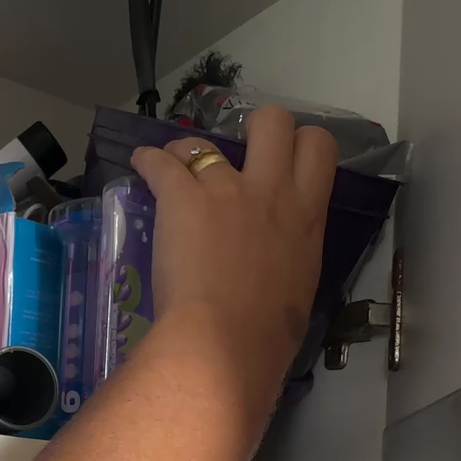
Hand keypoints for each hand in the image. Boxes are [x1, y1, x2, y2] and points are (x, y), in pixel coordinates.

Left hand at [129, 104, 336, 411]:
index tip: (283, 159)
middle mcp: (271, 191)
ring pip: (207, 141)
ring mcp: (226, 190)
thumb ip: (292, 260)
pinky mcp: (183, 197)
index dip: (300, 143)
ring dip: (189, 149)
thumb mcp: (299, 287)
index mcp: (307, 216)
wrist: (226, 339)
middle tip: (240, 149)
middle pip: (276, 122)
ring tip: (176, 165)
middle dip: (258, 126)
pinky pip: (161, 163)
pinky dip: (149, 161)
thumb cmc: (267, 334)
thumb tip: (281, 268)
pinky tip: (141, 164)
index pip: (319, 148)